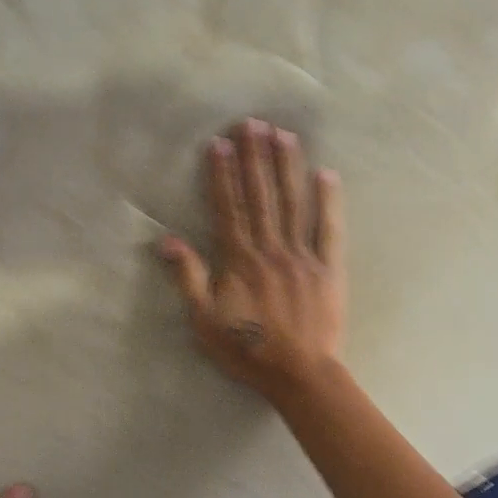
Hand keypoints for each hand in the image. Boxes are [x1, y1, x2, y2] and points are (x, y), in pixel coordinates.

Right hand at [159, 117, 346, 400]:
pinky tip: (326, 174)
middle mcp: (270, 250)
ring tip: (282, 135)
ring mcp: (303, 256)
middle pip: (260, 196)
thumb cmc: (246, 351)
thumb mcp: (204, 321)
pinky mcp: (329, 269)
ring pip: (292, 204)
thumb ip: (188, 278)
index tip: (219, 143)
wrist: (299, 374)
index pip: (228, 208)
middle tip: (252, 123)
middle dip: (254, 158)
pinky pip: (329, 229)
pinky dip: (329, 201)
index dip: (222, 175)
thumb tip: (167, 240)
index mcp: (239, 261)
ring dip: (286, 168)